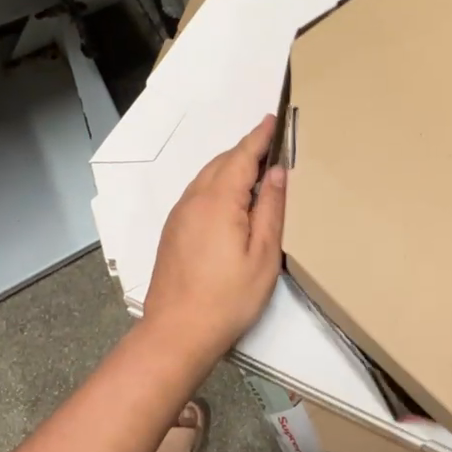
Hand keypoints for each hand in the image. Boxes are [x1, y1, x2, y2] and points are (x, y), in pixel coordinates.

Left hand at [141, 115, 285, 362]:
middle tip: (273, 146)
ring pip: (207, 177)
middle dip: (247, 150)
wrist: (176, 332)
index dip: (259, 137)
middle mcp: (194, 200)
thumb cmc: (229, 297)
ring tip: (258, 170)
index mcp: (219, 201)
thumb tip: (278, 173)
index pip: (242, 156)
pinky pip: (198, 193)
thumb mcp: (263, 255)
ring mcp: (179, 216)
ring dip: (232, 167)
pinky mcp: (173, 231)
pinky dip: (218, 184)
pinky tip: (233, 199)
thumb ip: (271, 209)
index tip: (274, 119)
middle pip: (222, 163)